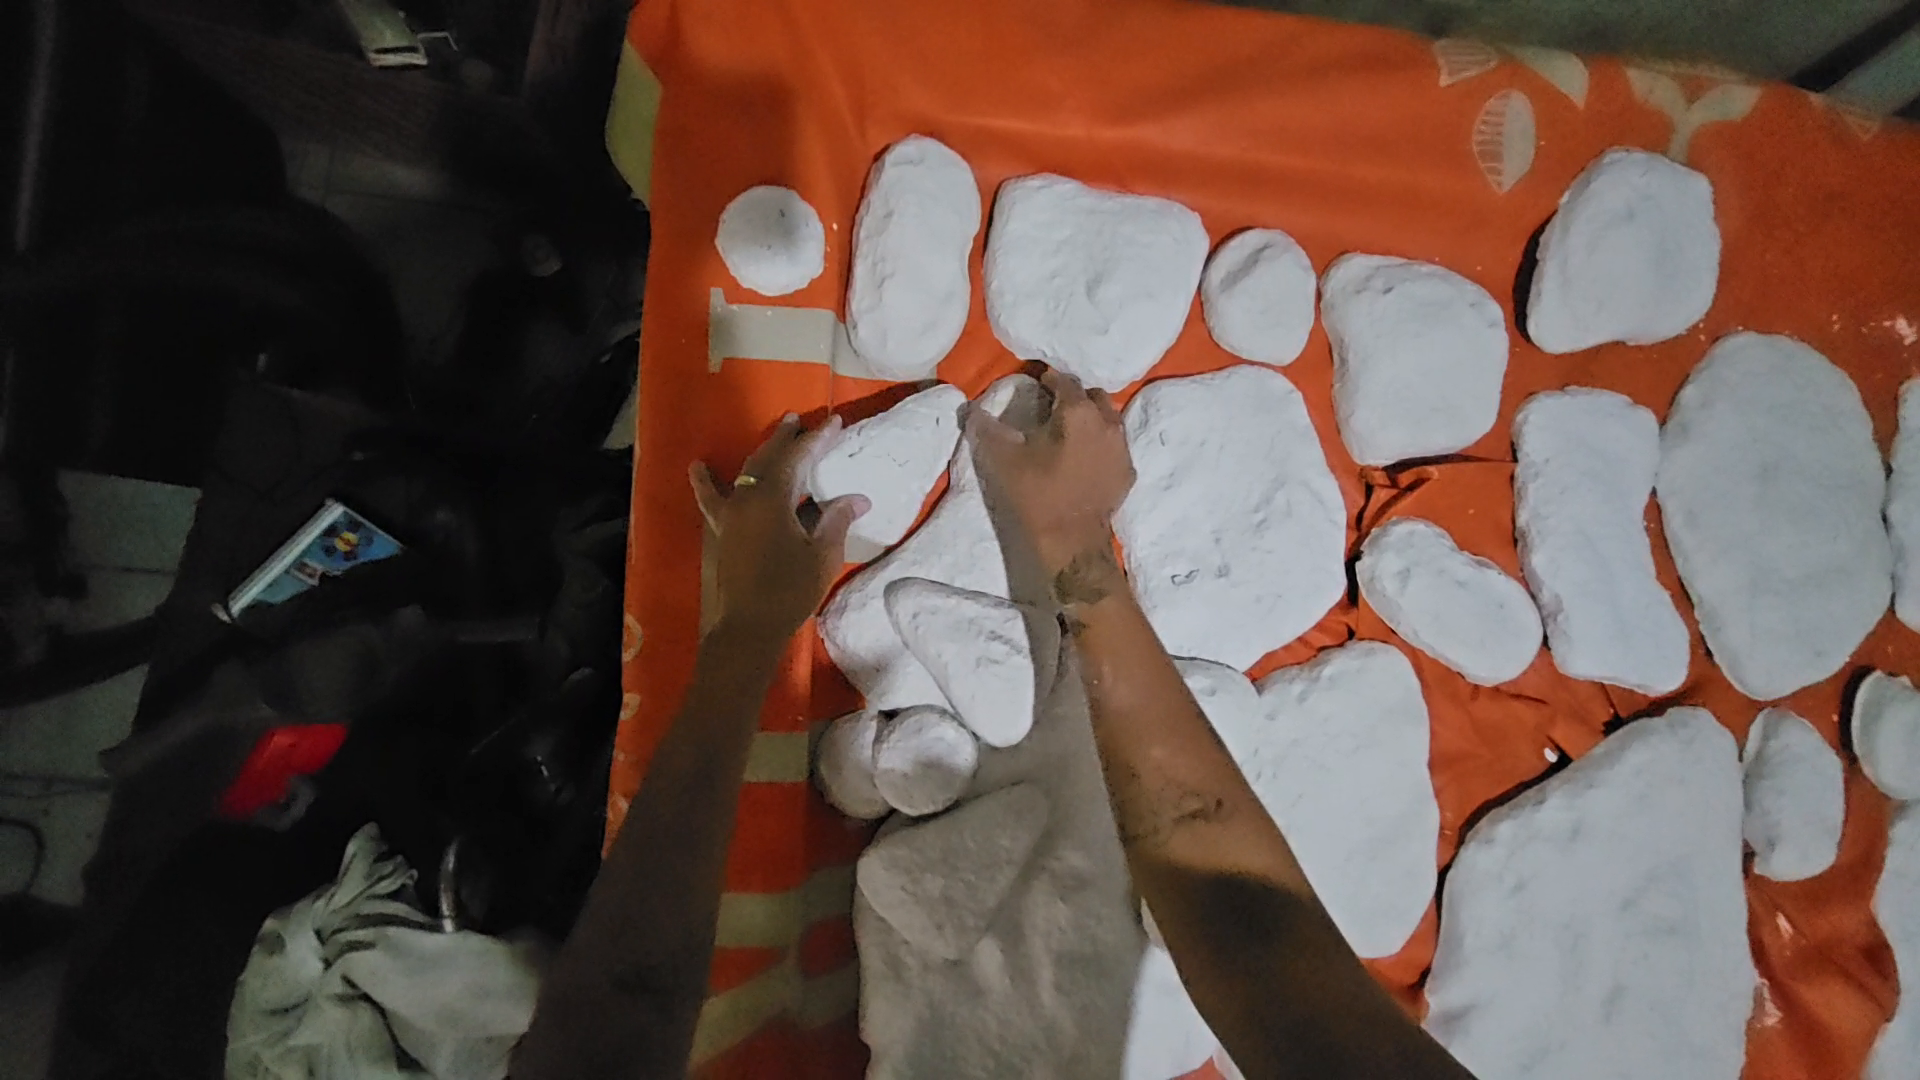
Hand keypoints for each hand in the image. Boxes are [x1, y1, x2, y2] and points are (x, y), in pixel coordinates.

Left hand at [691, 415, 868, 639]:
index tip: (836, 423)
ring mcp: (730, 513)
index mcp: (773, 497)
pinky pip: (712, 499)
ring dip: (763, 450)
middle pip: (769, 457)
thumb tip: (857, 498)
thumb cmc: (790, 590)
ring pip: (747, 470)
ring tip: (777, 433)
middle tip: (803, 421)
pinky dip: (706, 482)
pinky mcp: (722, 530)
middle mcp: (747, 497)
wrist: (749, 626)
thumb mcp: (822, 554)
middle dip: (789, 438)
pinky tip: (698, 466)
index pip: (798, 457)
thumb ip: (837, 520)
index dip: (818, 439)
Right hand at [968, 368, 1134, 596]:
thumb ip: (985, 427)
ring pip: (1108, 420)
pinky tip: (1084, 459)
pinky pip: (1114, 447)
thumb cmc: (1035, 496)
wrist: (1071, 543)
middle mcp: (1108, 423)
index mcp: (1078, 412)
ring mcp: (1122, 449)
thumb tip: (971, 408)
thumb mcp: (1001, 459)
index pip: (1064, 381)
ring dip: (1090, 419)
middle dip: (1073, 397)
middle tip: (1051, 410)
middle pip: (1092, 396)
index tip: (1035, 384)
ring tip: (1068, 433)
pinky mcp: (1127, 473)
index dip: (1047, 379)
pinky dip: (1100, 445)